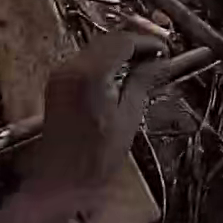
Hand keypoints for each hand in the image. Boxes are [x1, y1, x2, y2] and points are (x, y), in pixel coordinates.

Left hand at [22, 33, 164, 203]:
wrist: (60, 181)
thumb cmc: (99, 155)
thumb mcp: (128, 117)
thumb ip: (142, 82)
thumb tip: (159, 61)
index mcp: (90, 73)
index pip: (122, 42)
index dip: (145, 42)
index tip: (164, 50)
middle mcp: (71, 66)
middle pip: (106, 41)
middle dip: (133, 44)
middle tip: (157, 57)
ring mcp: (61, 73)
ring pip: (94, 49)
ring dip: (118, 52)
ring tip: (143, 65)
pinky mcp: (57, 82)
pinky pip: (84, 61)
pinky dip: (103, 61)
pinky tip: (119, 74)